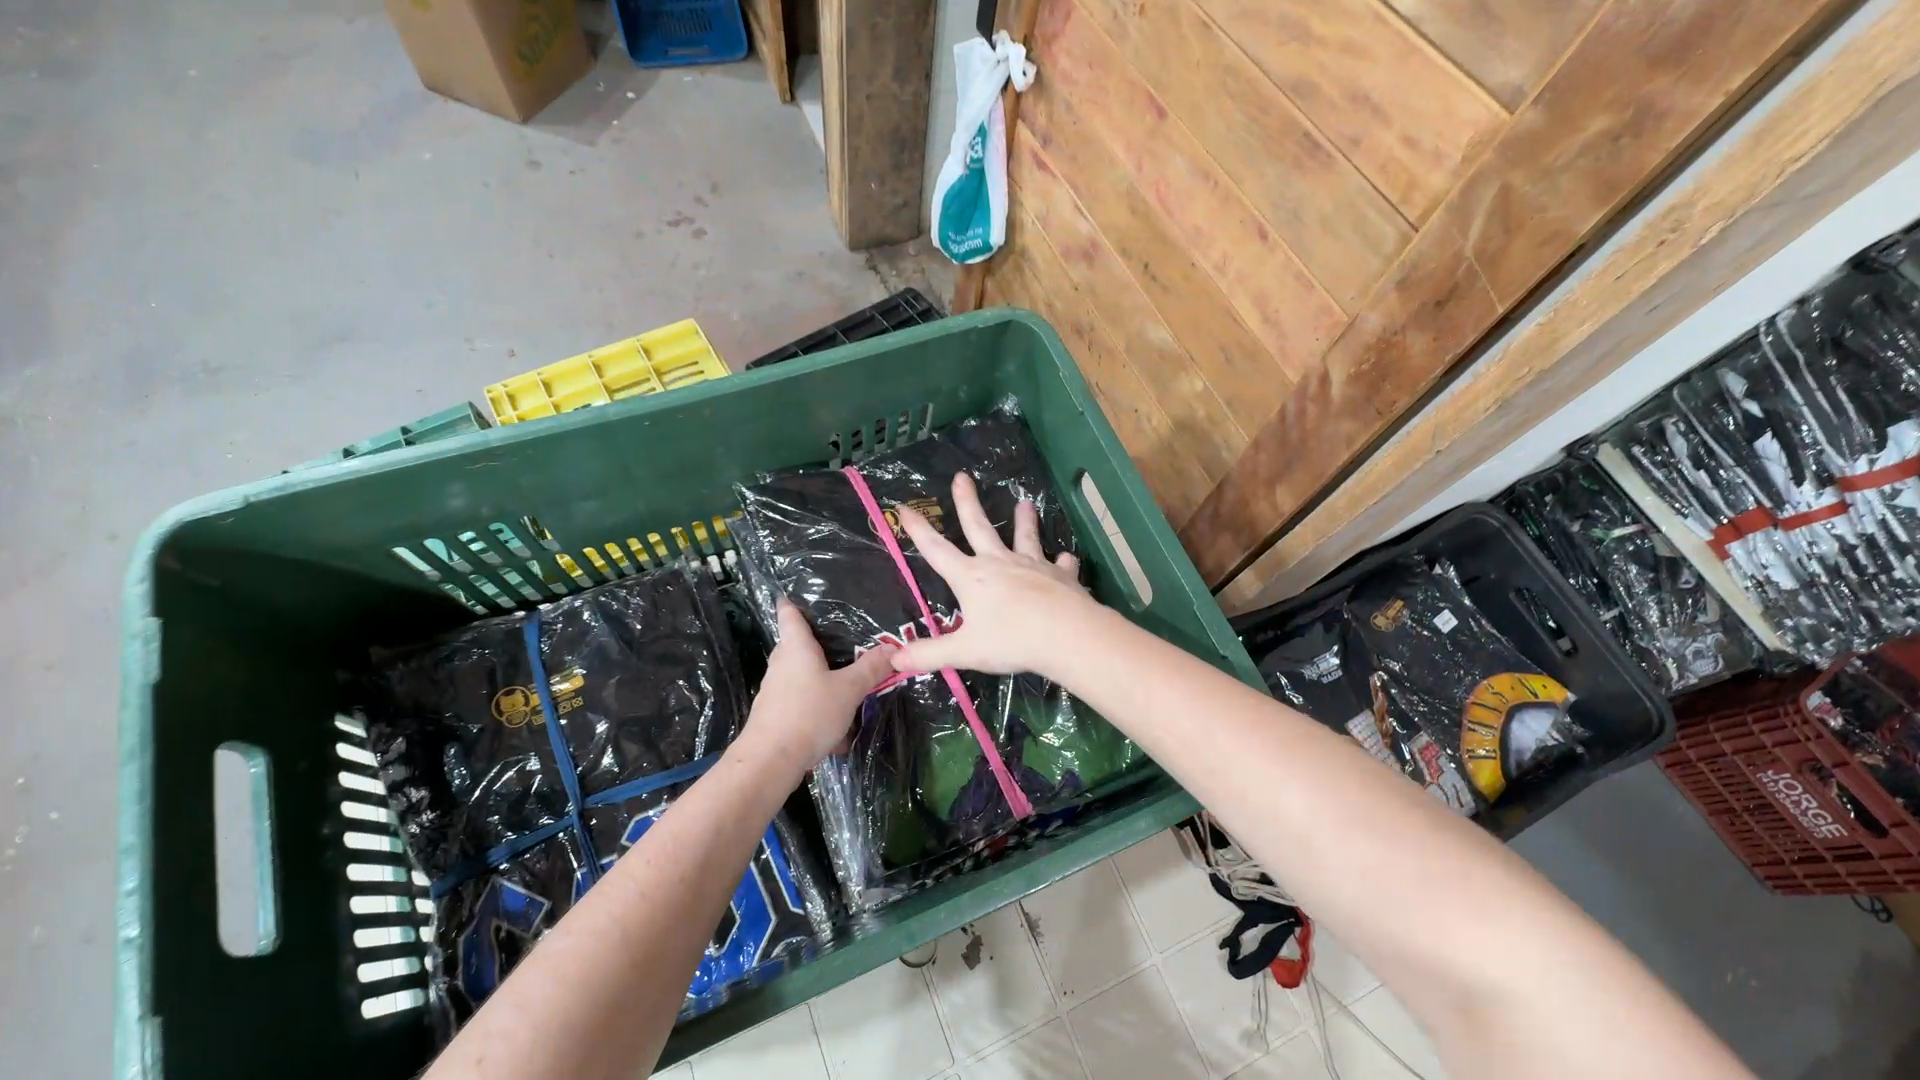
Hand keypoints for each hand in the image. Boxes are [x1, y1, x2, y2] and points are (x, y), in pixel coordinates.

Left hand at [744, 599, 896, 774]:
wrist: (770, 761)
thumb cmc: (808, 713)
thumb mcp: (848, 690)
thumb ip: (871, 668)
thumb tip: (894, 647)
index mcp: (796, 647)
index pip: (789, 612)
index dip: (794, 599)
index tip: (806, 592)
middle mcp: (781, 664)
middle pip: (798, 644)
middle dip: (820, 644)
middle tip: (848, 641)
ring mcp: (776, 691)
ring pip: (802, 677)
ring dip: (823, 681)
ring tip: (851, 686)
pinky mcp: (776, 715)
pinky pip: (802, 703)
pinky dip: (819, 710)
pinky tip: (839, 733)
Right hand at [891, 472, 1102, 678]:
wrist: (1066, 635)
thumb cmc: (1011, 641)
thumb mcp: (964, 652)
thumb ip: (929, 654)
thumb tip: (893, 661)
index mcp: (971, 577)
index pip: (936, 550)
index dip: (918, 530)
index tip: (905, 507)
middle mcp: (999, 563)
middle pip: (979, 528)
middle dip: (967, 502)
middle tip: (963, 476)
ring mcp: (1033, 566)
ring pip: (1025, 538)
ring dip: (1024, 521)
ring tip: (1025, 503)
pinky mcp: (1060, 576)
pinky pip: (1062, 566)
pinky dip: (1063, 562)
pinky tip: (1067, 558)